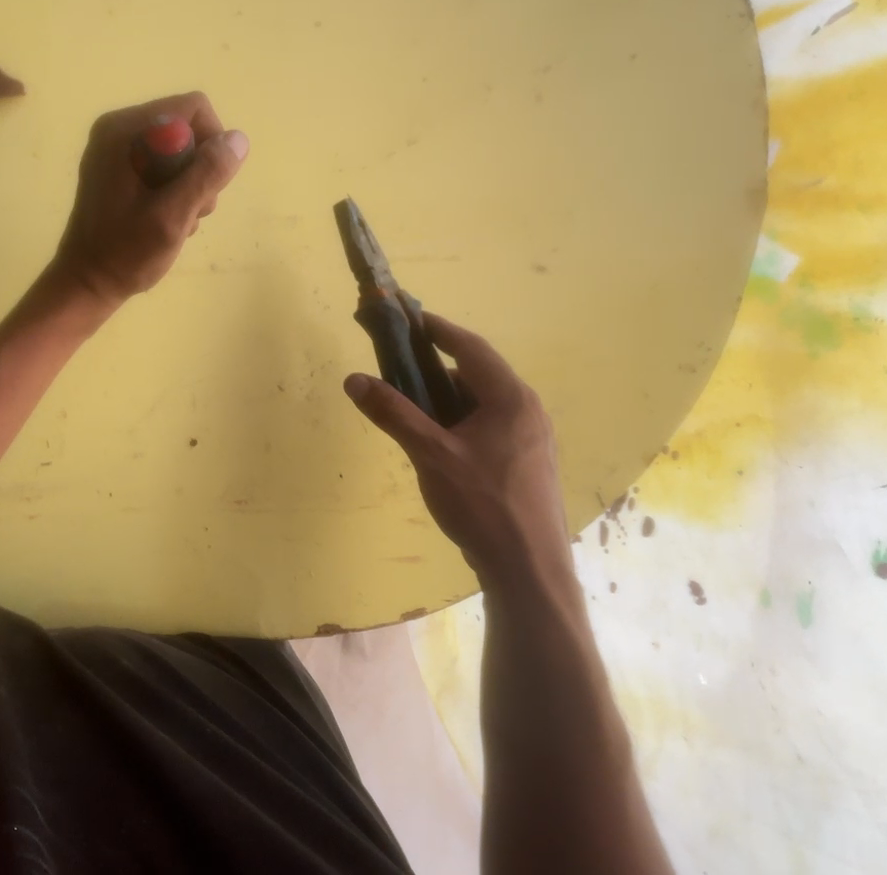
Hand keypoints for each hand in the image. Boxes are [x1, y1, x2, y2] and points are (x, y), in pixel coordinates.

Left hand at [48, 92, 249, 306]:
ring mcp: (117, 149)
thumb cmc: (125, 253)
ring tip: (176, 221)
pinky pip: (165, 166)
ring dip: (190, 187)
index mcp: (123, 129)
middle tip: (187, 211)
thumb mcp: (172, 216)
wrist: (87, 282)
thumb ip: (206, 175)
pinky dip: (173, 191)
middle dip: (199, 171)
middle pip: (189, 129)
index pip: (193, 109)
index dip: (211, 145)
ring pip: (181, 151)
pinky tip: (163, 221)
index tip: (203, 186)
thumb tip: (238, 139)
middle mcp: (118, 129)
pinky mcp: (120, 169)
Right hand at [342, 314, 571, 592]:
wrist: (528, 568)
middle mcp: (528, 411)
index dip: (438, 329)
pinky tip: (436, 443)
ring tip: (409, 408)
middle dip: (435, 368)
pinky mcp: (527, 463)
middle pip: (477, 375)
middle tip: (396, 367)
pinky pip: (488, 426)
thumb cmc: (482, 503)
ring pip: (482, 403)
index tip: (408, 318)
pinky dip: (458, 421)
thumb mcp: (429, 454)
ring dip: (446, 398)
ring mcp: (532, 439)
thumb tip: (354, 379)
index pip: (471, 348)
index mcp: (512, 399)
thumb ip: (393, 413)